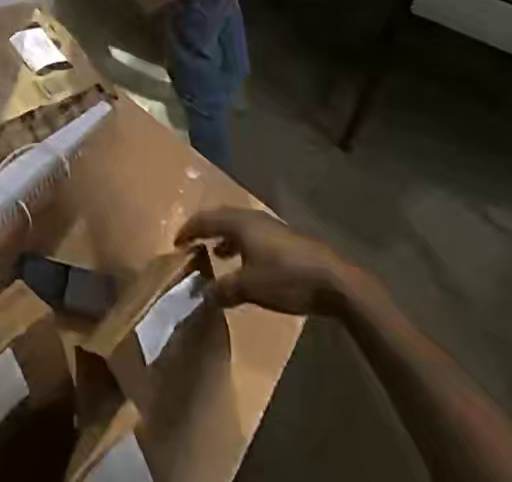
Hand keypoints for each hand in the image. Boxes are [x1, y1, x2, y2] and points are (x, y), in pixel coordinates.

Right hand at [176, 208, 381, 316]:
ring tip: (215, 254)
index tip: (176, 243)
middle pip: (221, 218)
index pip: (205, 220)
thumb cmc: (286, 278)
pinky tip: (244, 264)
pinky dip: (240, 245)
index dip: (188, 231)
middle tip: (191, 244)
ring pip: (239, 227)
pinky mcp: (286, 240)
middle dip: (205, 230)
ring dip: (224, 238)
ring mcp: (272, 227)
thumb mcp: (249, 287)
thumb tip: (204, 294)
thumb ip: (223, 289)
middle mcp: (254, 219)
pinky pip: (253, 236)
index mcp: (240, 223)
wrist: (335, 282)